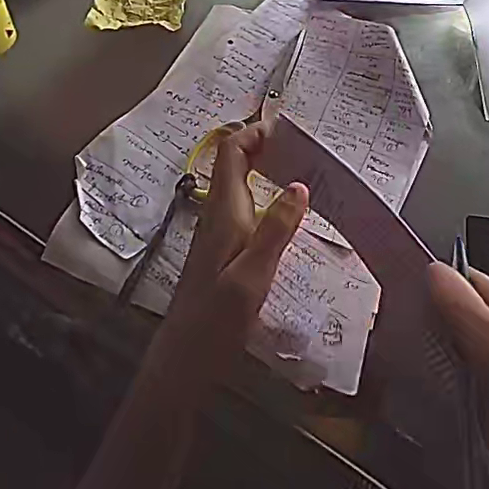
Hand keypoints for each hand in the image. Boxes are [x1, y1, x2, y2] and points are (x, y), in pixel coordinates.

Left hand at [157, 122, 309, 378]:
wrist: (184, 360)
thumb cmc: (216, 318)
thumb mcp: (252, 275)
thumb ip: (276, 229)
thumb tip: (300, 185)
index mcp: (224, 211)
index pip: (232, 152)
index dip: (255, 132)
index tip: (289, 129)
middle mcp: (219, 213)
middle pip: (236, 163)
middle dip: (266, 146)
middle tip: (304, 148)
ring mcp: (219, 231)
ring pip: (242, 183)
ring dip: (267, 169)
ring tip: (303, 171)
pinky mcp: (224, 248)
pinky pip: (246, 206)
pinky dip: (267, 195)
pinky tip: (289, 213)